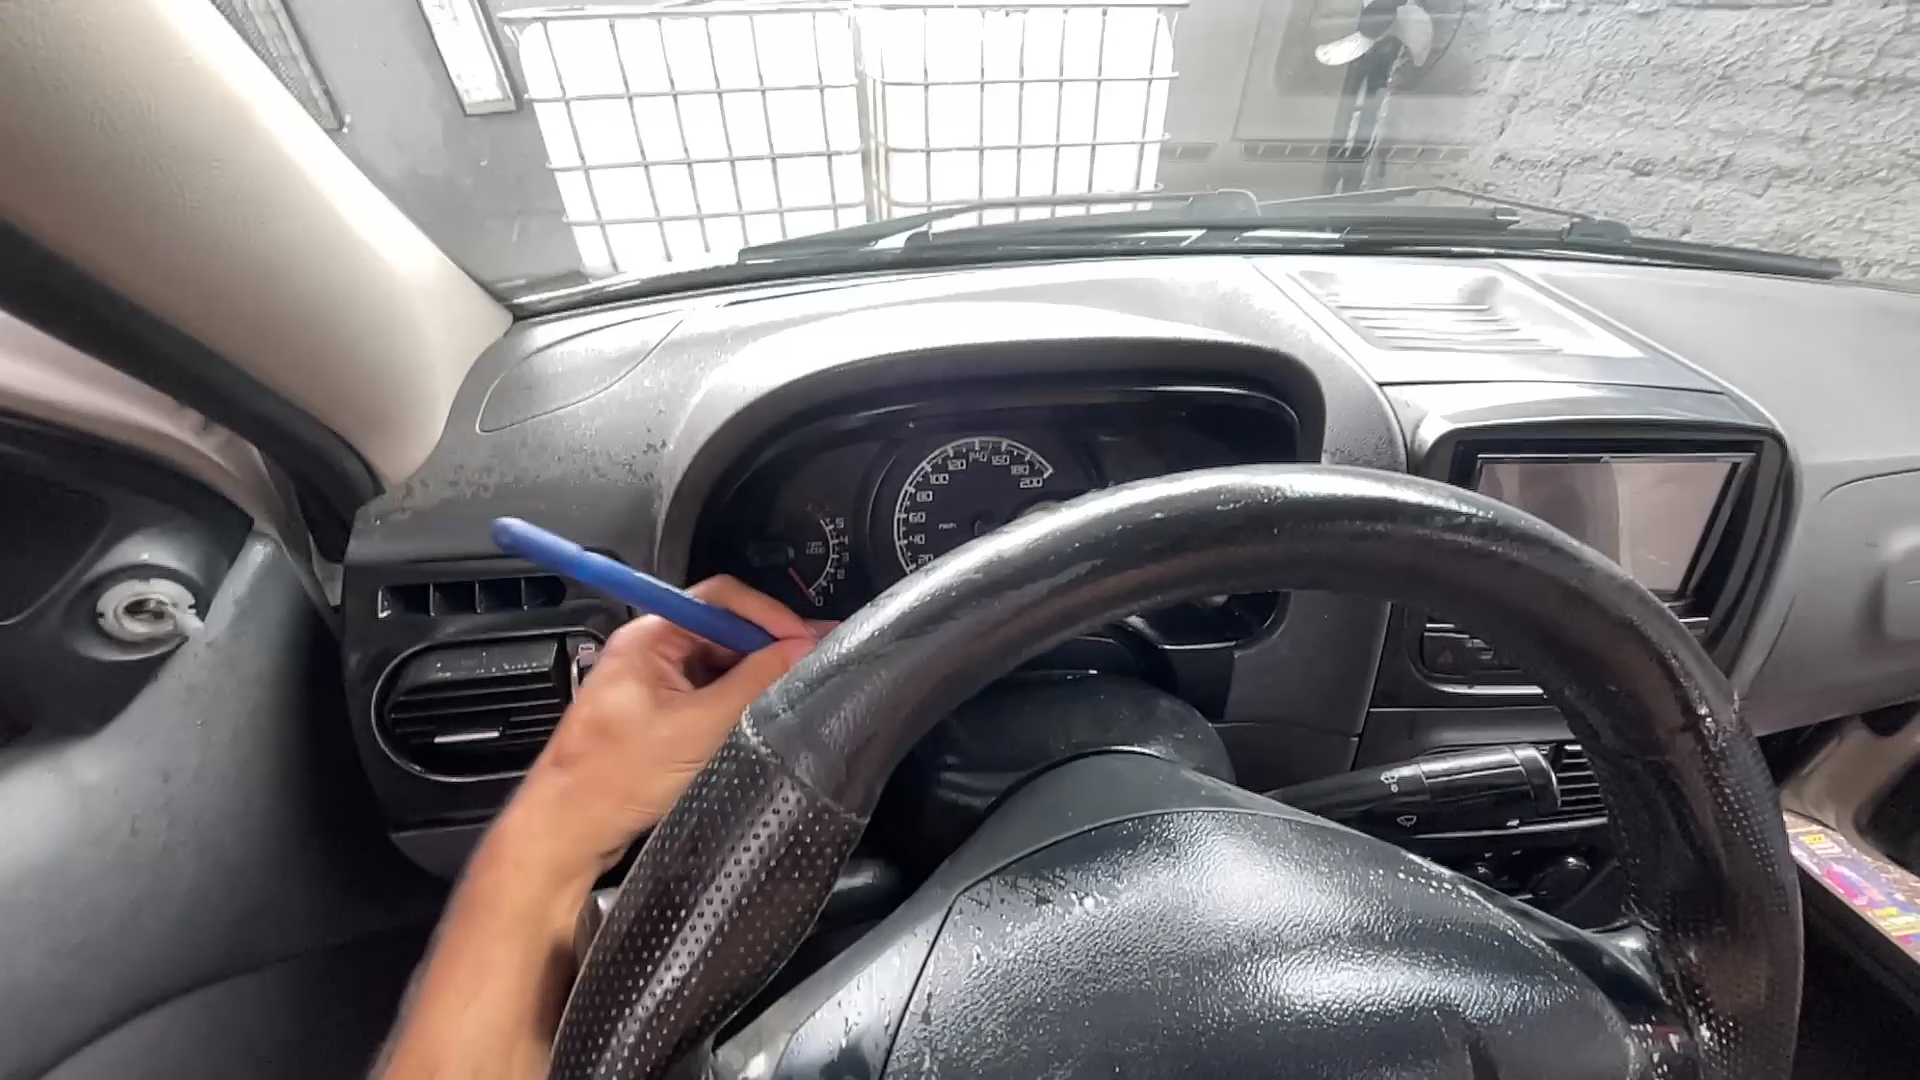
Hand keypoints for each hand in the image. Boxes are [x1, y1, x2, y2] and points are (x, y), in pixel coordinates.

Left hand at [491, 576, 822, 885]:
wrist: (566, 834)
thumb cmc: (609, 781)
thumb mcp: (700, 725)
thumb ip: (756, 681)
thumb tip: (798, 649)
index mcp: (650, 637)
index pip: (721, 600)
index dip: (767, 615)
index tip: (800, 638)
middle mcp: (650, 650)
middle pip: (723, 628)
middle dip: (764, 645)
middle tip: (803, 663)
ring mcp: (654, 680)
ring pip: (719, 660)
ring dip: (752, 673)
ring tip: (784, 690)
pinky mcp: (661, 710)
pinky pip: (709, 688)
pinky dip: (736, 696)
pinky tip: (756, 712)